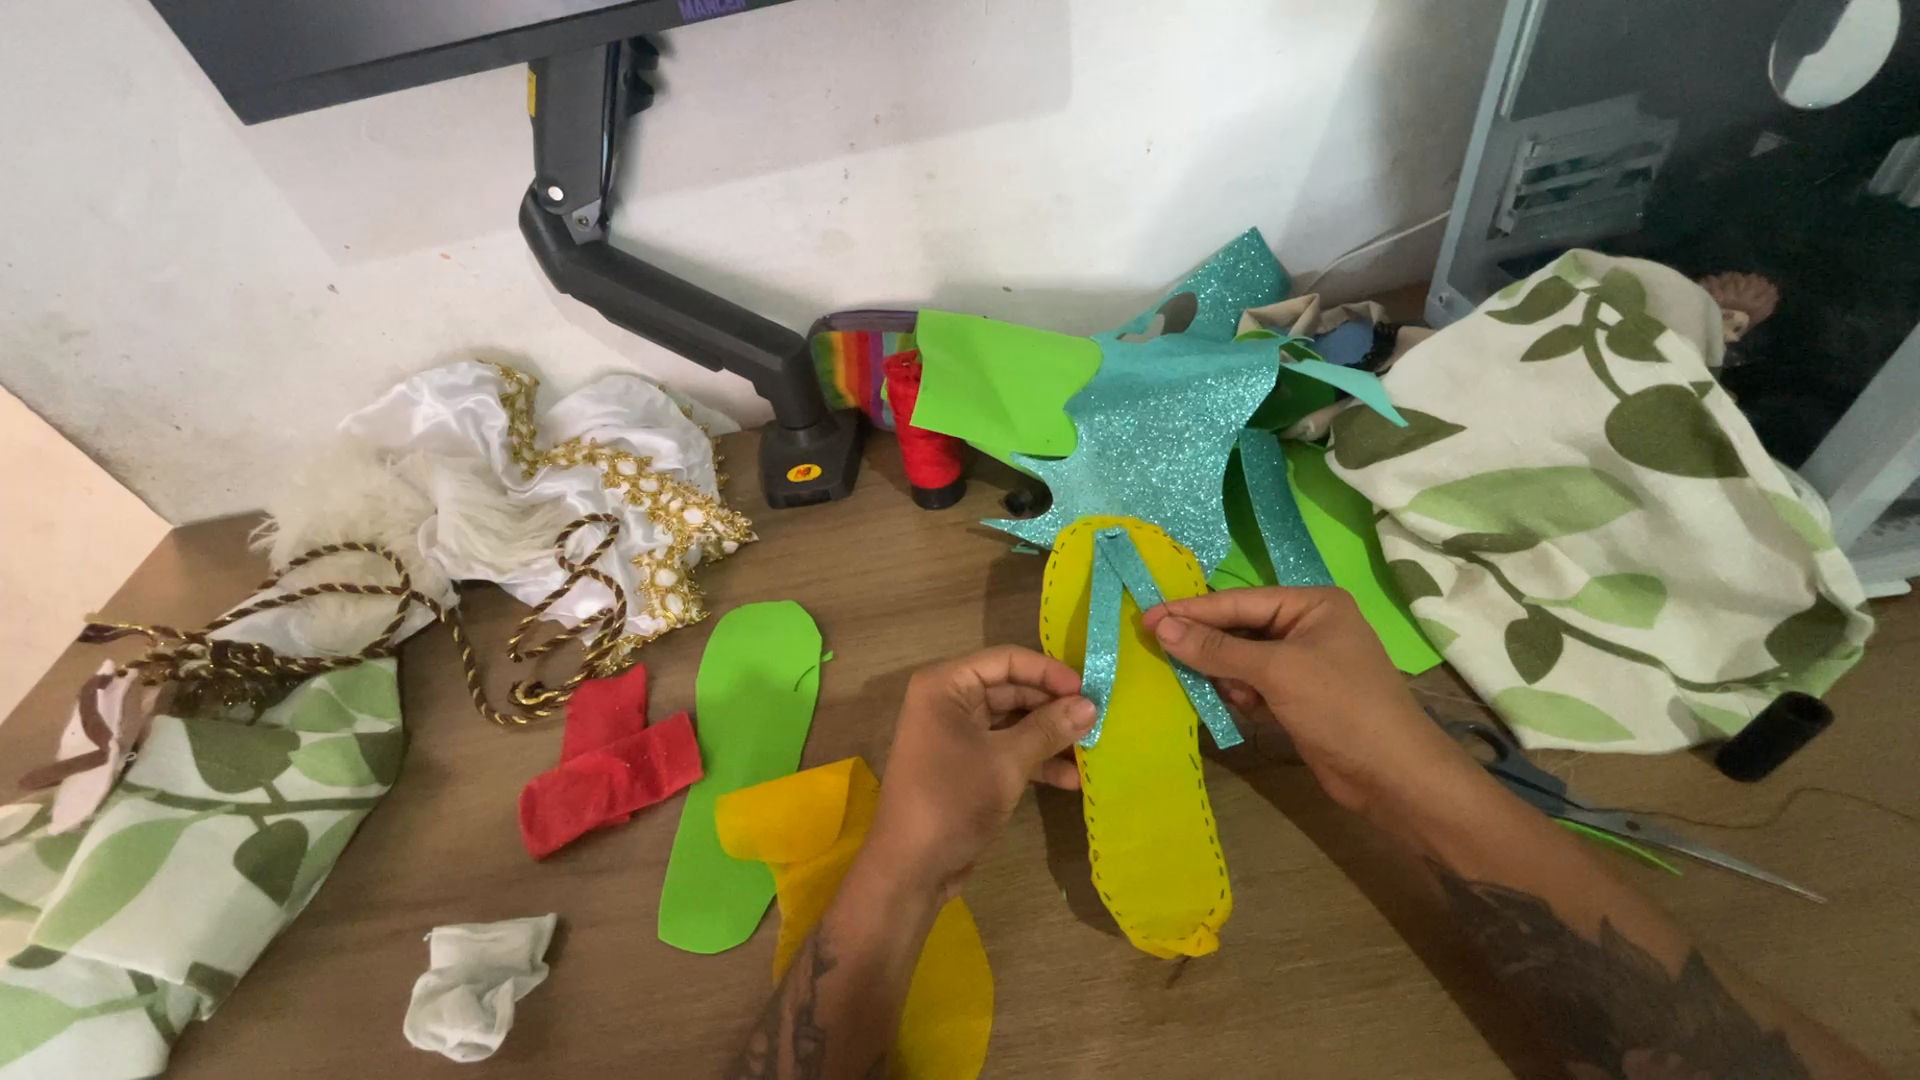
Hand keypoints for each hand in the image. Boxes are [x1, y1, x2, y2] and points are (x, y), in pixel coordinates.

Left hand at [867, 645, 1095, 898]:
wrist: (911, 868)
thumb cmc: (952, 800)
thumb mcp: (1006, 761)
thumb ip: (1048, 729)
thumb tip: (1090, 705)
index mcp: (946, 686)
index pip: (1005, 660)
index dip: (1048, 671)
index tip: (1087, 689)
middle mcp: (949, 702)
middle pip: (1011, 689)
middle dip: (1053, 706)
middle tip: (1097, 720)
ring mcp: (957, 734)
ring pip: (1013, 722)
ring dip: (1050, 736)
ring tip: (1092, 750)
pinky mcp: (967, 765)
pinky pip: (1007, 749)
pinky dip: (1036, 760)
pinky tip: (1072, 779)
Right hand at [1141, 587, 1475, 818]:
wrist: (1394, 778)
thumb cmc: (1341, 708)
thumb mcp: (1276, 671)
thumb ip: (1217, 648)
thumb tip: (1161, 627)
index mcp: (1312, 604)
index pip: (1238, 601)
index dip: (1191, 611)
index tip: (1147, 618)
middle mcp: (1306, 626)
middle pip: (1237, 627)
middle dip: (1206, 644)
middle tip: (1158, 649)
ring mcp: (1302, 662)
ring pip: (1239, 658)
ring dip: (1222, 673)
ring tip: (1208, 686)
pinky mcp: (1296, 696)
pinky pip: (1250, 683)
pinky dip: (1238, 693)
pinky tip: (1236, 705)